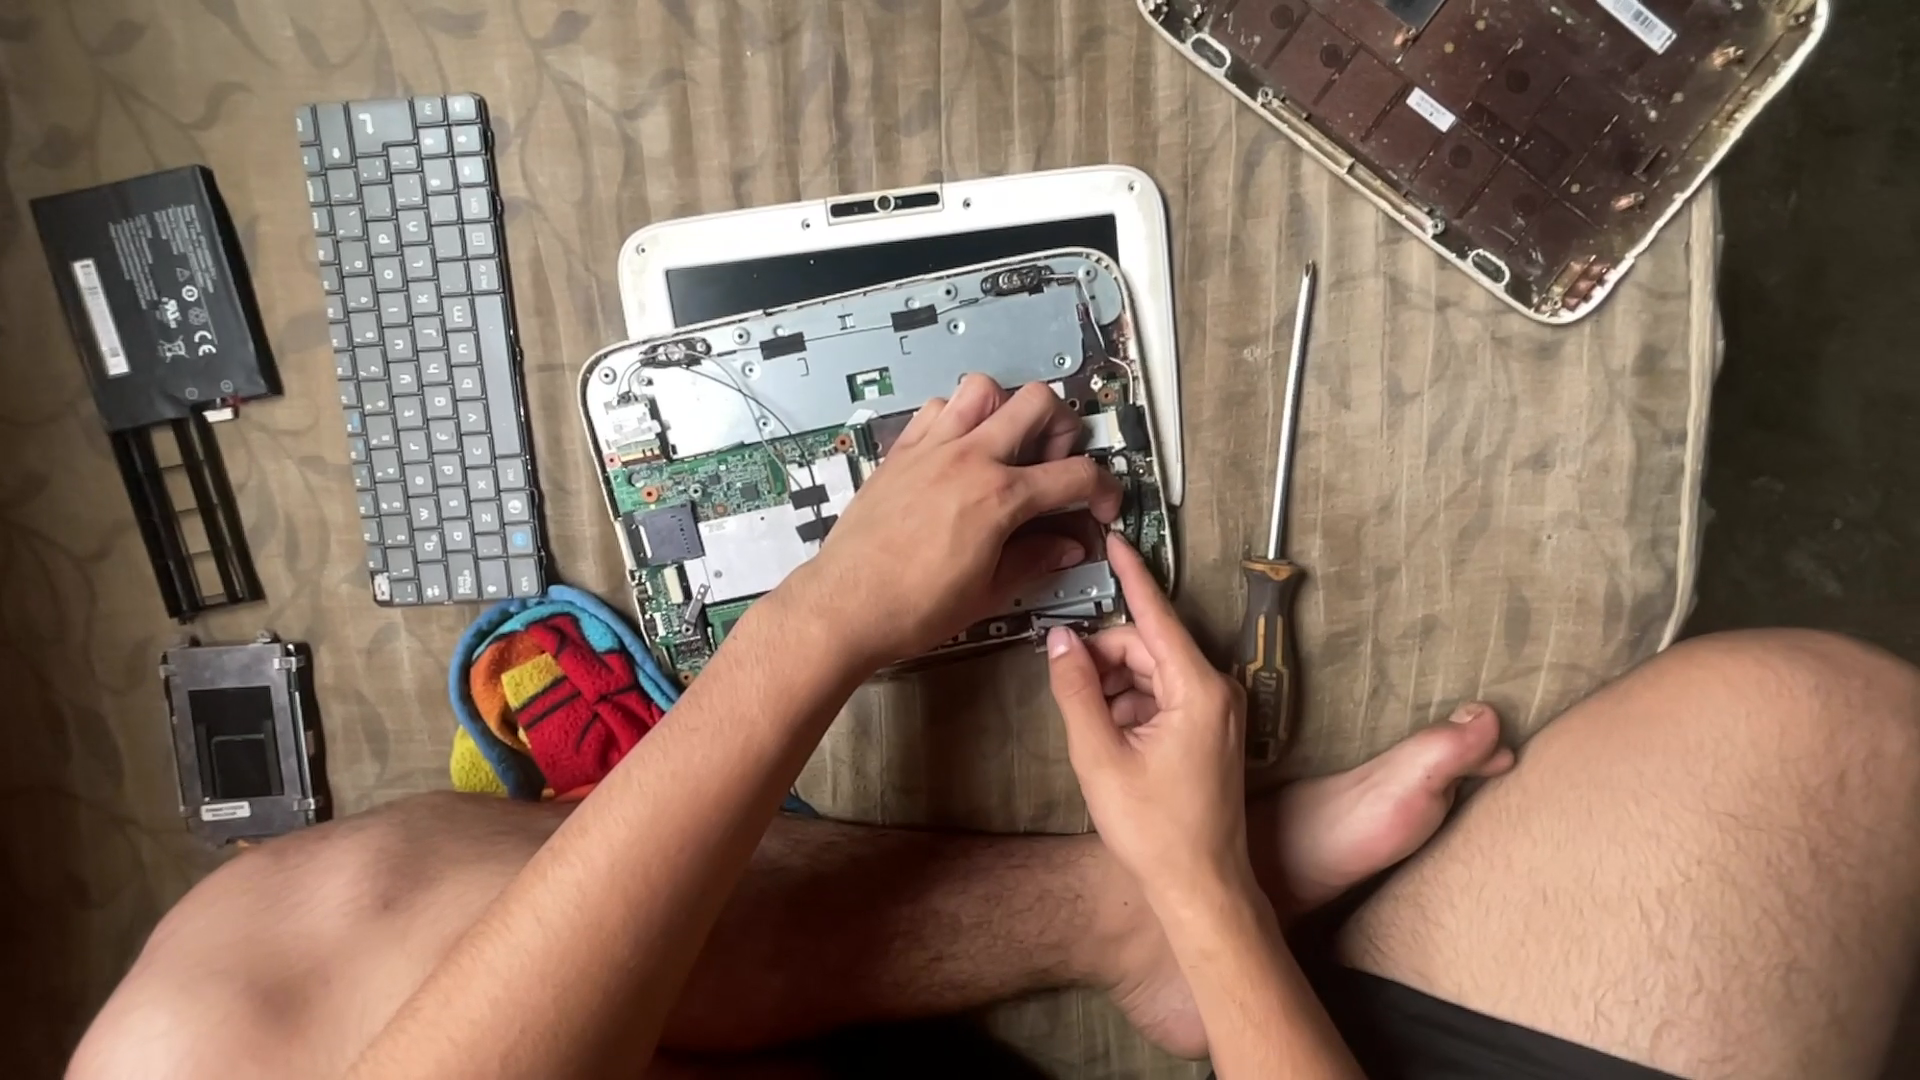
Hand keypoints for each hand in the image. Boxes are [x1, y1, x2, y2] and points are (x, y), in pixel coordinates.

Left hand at [787, 374, 1122, 668]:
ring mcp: (932, 449)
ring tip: (1005, 447)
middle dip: (1062, 428)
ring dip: (1005, 409)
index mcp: (1000, 497)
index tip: (1101, 506)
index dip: (1104, 490)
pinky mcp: (901, 452)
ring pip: (983, 388)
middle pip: (1038, 402)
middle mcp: (969, 459)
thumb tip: (1068, 546)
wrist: (845, 607)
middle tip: (1053, 463)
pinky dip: (956, 416)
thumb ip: (1035, 559)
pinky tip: (958, 450)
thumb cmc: (912, 607)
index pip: (1076, 474)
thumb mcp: (988, 592)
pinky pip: (935, 407)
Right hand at [1048, 533, 1254, 899]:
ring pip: (1147, 670)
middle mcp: (1214, 689)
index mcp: (1198, 690)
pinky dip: (1127, 705)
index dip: (1131, 574)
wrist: (1200, 888)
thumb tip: (1060, 639)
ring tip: (1094, 731)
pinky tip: (1111, 738)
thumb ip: (1076, 690)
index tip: (1114, 539)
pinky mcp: (1205, 726)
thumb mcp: (1099, 756)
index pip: (1156, 614)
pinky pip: (1157, 693)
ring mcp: (1213, 708)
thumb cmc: (1154, 830)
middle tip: (1069, 689)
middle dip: (1102, 660)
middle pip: (1143, 646)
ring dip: (1112, 688)